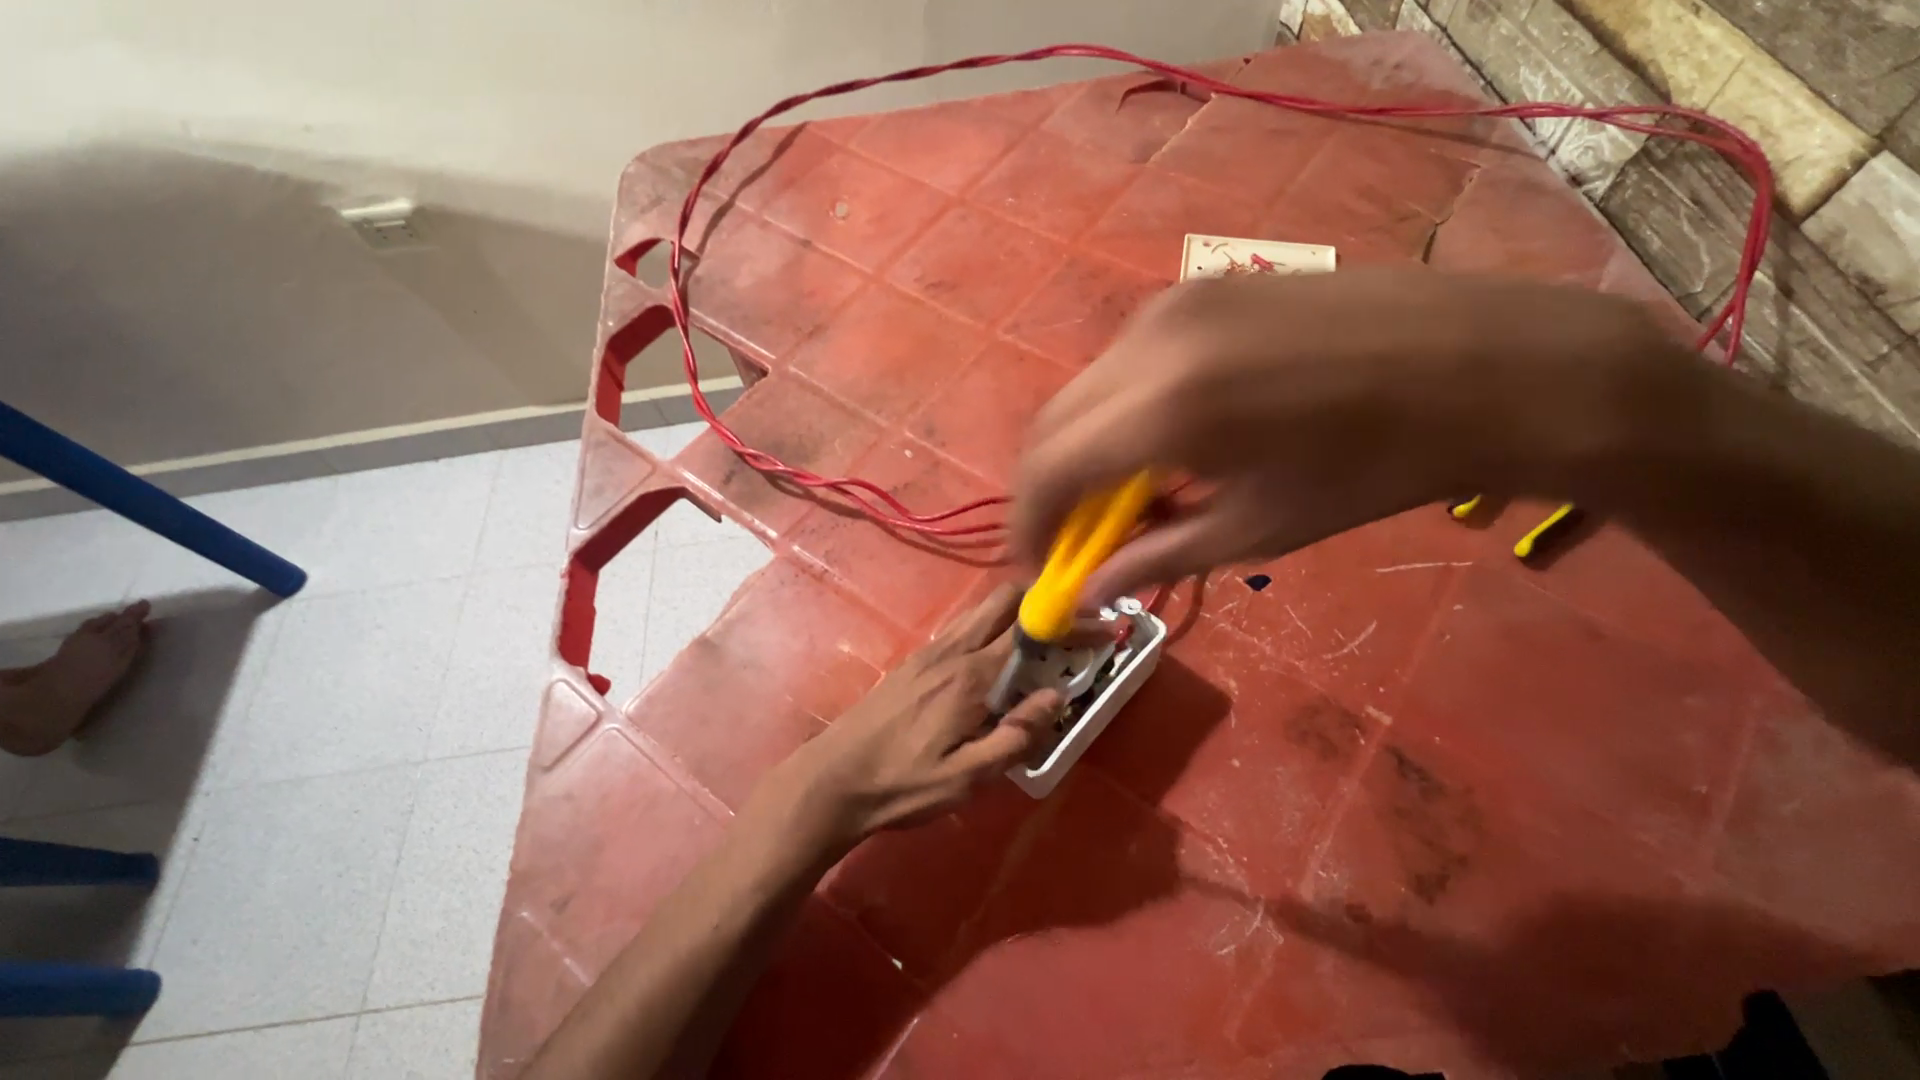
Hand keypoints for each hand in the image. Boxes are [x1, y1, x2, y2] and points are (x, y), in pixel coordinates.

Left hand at [749, 585, 1062, 852]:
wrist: (832, 781)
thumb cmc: (902, 785)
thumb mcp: (966, 778)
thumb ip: (1015, 737)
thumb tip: (1057, 698)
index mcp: (970, 677)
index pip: (1031, 633)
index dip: (1073, 624)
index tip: (1104, 627)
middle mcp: (951, 650)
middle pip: (1003, 600)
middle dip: (1043, 602)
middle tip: (1071, 630)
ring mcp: (928, 651)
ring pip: (980, 609)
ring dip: (1015, 613)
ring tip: (1040, 644)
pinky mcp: (913, 661)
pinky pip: (961, 627)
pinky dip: (989, 626)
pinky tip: (995, 661)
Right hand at [1010, 266, 1692, 601]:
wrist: (1491, 363)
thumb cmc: (1379, 468)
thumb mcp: (1257, 530)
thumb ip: (1155, 556)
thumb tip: (1088, 593)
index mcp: (1166, 409)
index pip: (1048, 468)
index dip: (1031, 526)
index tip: (1040, 568)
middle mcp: (1150, 340)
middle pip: (1054, 424)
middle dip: (1051, 491)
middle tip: (1079, 542)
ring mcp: (1175, 301)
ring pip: (1088, 390)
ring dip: (1089, 450)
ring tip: (1136, 496)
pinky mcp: (1204, 286)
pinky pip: (1129, 361)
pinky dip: (1124, 411)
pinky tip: (1173, 441)